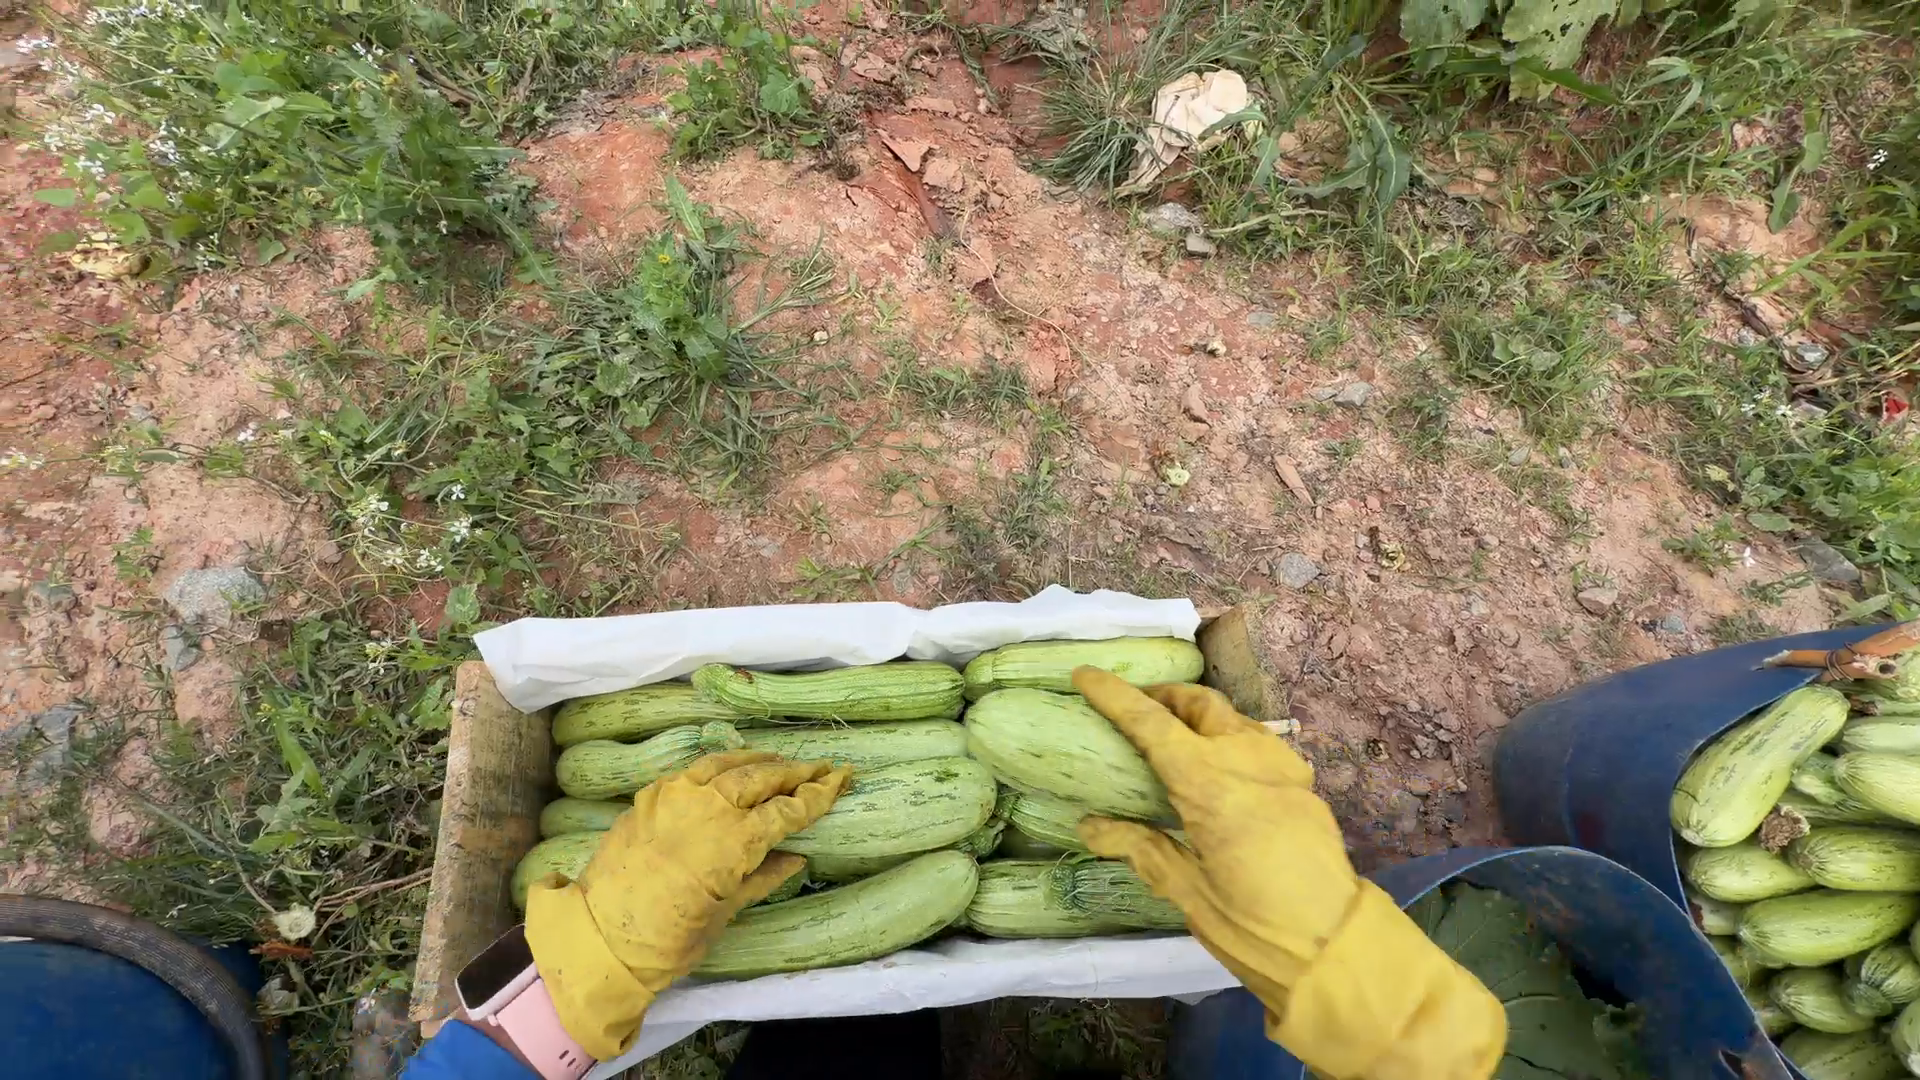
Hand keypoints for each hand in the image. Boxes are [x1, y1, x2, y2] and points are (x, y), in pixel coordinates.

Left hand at [525, 750, 851, 1059]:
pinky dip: (721, 765)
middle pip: (763, 777)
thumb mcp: (725, 912)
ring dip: (759, 761)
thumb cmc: (669, 939)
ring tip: (778, 761)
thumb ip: (764, 876)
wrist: (596, 940)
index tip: (841, 778)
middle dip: (795, 772)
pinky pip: (696, 769)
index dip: (819, 794)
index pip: (788, 809)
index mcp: (735, 840)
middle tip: (818, 767)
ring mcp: (678, 795)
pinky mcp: (653, 794)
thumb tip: (796, 857)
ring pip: (730, 764)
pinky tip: (729, 768)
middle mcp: (711, 807)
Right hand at [1071, 668, 1505, 1079]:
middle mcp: (1246, 757)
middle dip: (1161, 696)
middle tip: (1134, 710)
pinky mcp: (1302, 781)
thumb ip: (1138, 846)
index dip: (1113, 694)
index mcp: (1208, 782)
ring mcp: (1281, 765)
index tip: (1084, 675)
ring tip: (1173, 738)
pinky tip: (1218, 770)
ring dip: (1196, 715)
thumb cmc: (1252, 926)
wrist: (1341, 953)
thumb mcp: (1184, 888)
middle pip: (1196, 701)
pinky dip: (1226, 739)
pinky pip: (1255, 741)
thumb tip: (1089, 826)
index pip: (1150, 720)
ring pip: (1230, 717)